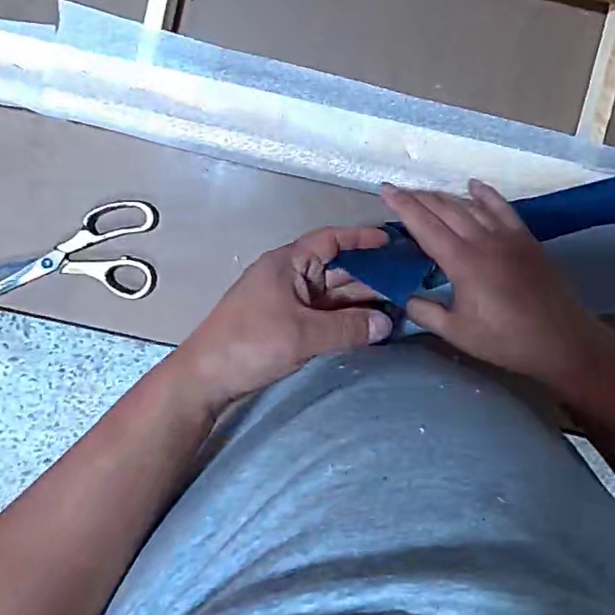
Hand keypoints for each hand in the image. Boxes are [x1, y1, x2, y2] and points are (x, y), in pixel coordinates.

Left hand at [167, 225, 393, 411]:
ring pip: (331, 293)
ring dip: (360, 299)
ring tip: (399, 304)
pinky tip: (370, 326)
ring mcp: (286, 300)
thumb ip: (347, 328)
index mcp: (287, 263)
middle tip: (408, 280)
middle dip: (370, 273)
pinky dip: (345, 318)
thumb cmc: (251, 343)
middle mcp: (288, 275)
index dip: (361, 238)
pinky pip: (322, 313)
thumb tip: (387, 322)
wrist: (205, 376)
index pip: (330, 240)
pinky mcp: (284, 322)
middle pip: (335, 267)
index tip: (392, 240)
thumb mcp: (303, 334)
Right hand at [381, 181, 614, 398]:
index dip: (403, 206)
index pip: (425, 225)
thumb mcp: (458, 333)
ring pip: (469, 206)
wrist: (566, 343)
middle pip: (444, 209)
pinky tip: (473, 185)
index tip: (386, 190)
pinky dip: (485, 194)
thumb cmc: (508, 341)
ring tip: (425, 194)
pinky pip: (502, 208)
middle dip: (418, 197)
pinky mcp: (526, 239)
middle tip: (398, 192)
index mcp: (462, 262)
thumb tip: (405, 297)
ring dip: (444, 197)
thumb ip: (426, 312)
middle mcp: (483, 241)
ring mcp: (507, 237)